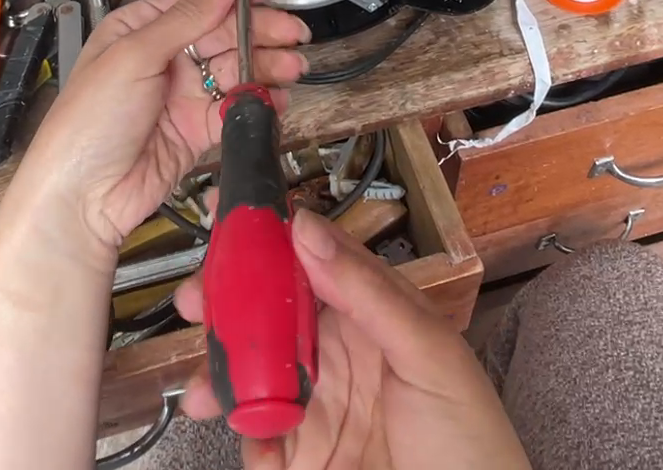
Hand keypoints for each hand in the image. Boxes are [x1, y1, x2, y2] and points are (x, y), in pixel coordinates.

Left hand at [2, 0, 311, 262]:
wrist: (81, 199)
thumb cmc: (87, 122)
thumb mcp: (134, 56)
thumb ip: (186, 19)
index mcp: (142, 28)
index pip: (201, 0)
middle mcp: (166, 57)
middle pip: (226, 34)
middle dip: (262, 31)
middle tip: (295, 33)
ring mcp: (183, 93)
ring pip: (236, 69)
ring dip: (267, 66)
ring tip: (292, 67)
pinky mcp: (197, 128)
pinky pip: (236, 107)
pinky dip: (259, 102)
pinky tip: (276, 98)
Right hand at [174, 209, 530, 469]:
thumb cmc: (468, 434)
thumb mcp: (426, 350)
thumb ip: (365, 289)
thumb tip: (304, 226)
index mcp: (367, 311)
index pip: (310, 262)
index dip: (268, 237)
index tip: (225, 216)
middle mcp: (335, 350)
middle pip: (270, 314)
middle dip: (227, 303)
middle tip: (194, 300)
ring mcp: (317, 404)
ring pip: (254, 373)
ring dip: (221, 375)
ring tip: (200, 391)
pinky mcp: (304, 457)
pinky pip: (260, 439)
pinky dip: (247, 438)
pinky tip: (252, 443)